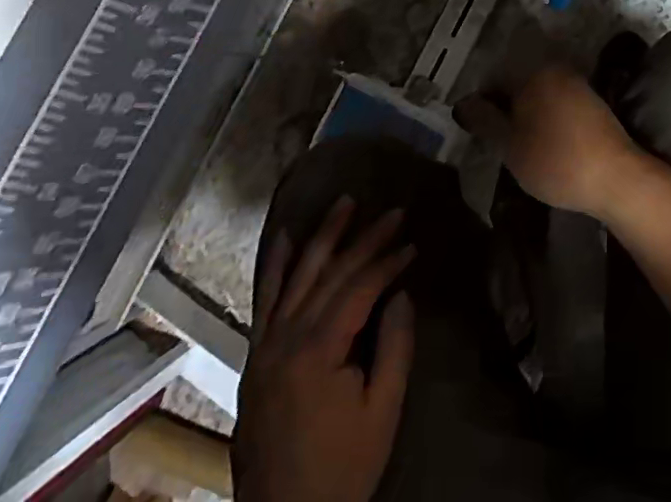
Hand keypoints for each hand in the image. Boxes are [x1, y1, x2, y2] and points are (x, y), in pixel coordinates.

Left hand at [235, 199, 415, 501]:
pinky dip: (275, 265)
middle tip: (392, 211)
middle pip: (329, 274)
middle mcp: (286, 337)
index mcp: (318, 350)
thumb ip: (394, 347)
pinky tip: (284, 238)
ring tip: (343, 204)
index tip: (413, 243)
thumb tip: (401, 293)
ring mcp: (266, 344)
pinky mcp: (257, 355)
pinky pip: (264, 299)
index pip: (358, 288)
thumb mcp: (382, 411)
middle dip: (363, 239)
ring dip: (321, 237)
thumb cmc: (343, 466)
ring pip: (296, 276)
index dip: (388, 262)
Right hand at [455, 66, 652, 217]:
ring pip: (538, 96)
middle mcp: (557, 70)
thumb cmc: (555, 160)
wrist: (617, 179)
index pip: (493, 79)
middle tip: (501, 144)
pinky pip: (558, 105)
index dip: (482, 107)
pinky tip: (548, 147)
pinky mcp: (594, 104)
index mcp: (533, 72)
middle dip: (505, 111)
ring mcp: (578, 85)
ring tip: (523, 149)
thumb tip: (462, 103)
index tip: (483, 135)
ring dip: (526, 117)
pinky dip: (546, 121)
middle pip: (517, 85)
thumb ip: (482, 120)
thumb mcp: (508, 145)